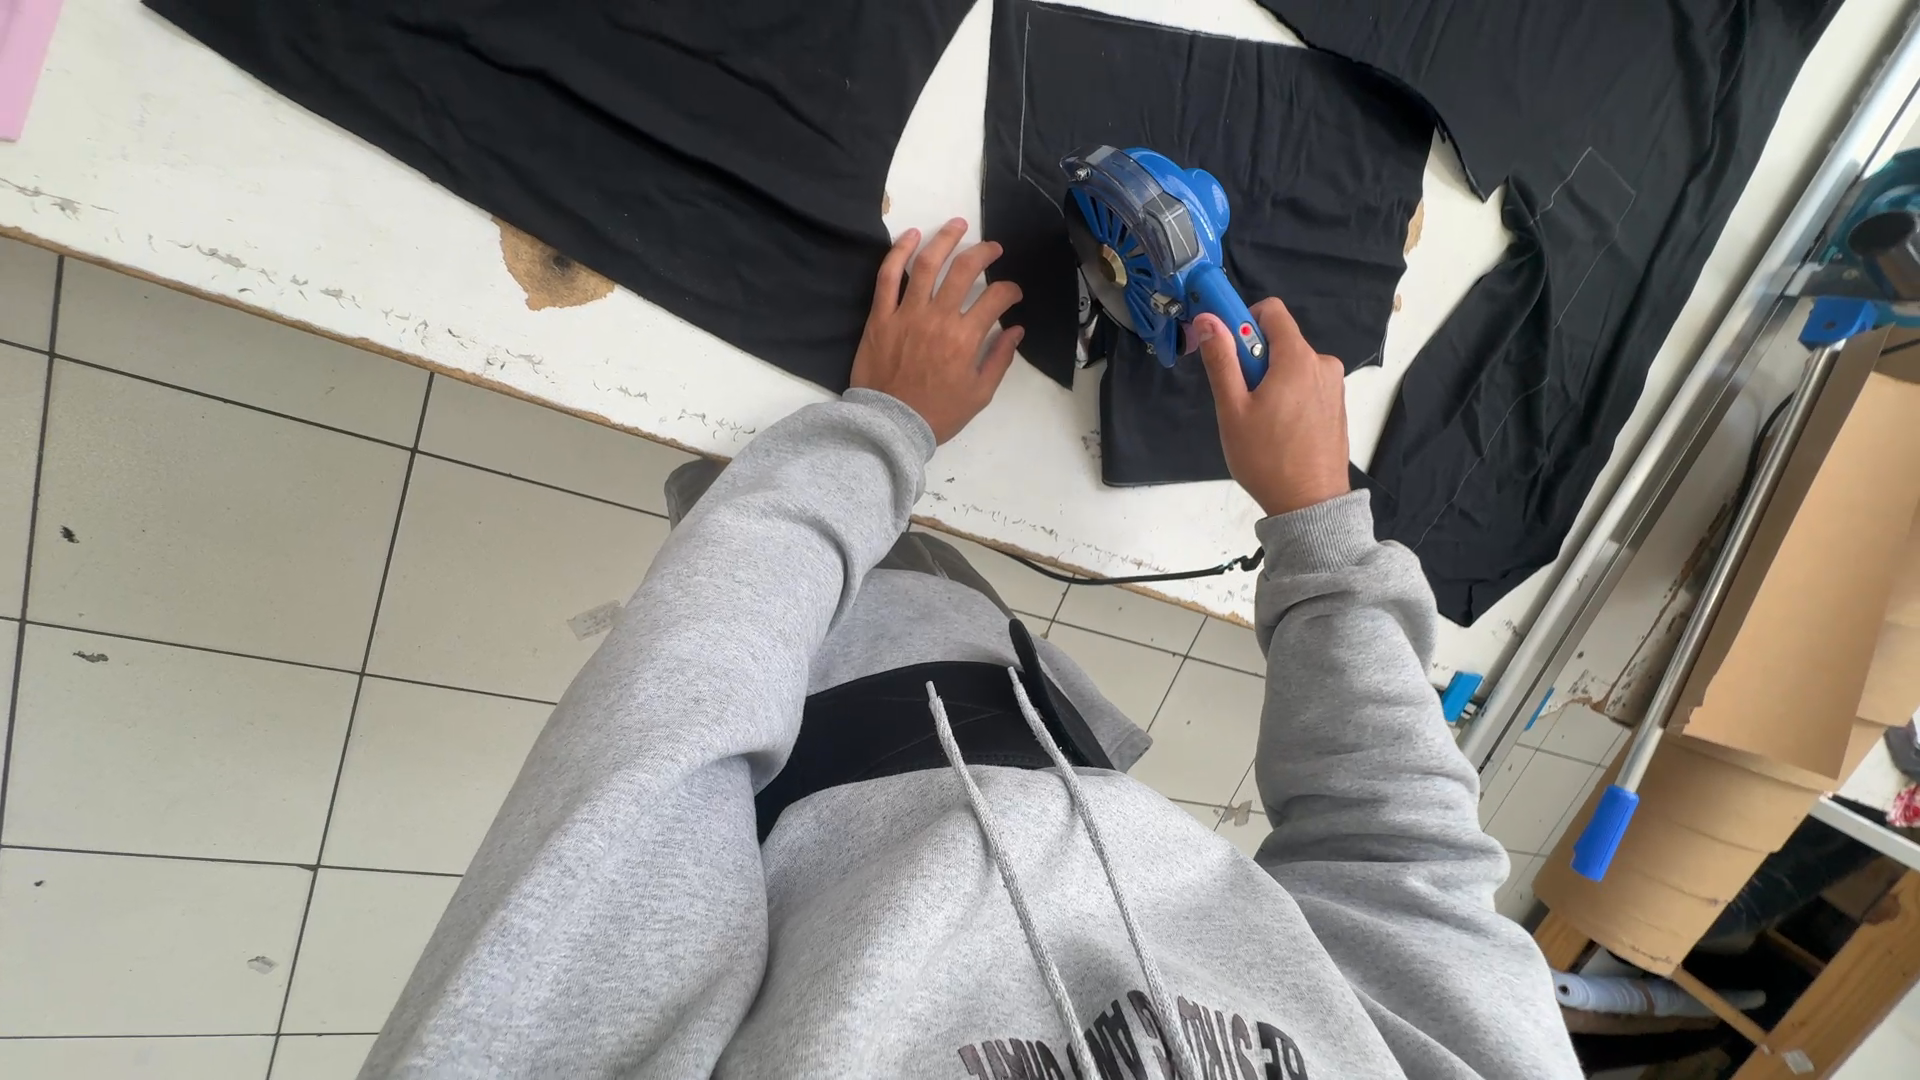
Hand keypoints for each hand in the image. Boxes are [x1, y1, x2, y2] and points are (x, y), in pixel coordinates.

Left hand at [850, 219, 1023, 443]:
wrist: (890, 427)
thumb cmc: (937, 415)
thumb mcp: (979, 394)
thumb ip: (1000, 359)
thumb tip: (1016, 331)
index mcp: (965, 338)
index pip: (996, 298)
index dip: (1010, 291)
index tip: (1012, 294)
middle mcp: (937, 318)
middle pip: (964, 270)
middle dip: (984, 252)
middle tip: (992, 247)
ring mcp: (906, 314)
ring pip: (926, 264)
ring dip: (944, 239)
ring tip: (957, 225)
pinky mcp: (880, 317)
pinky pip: (887, 277)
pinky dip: (898, 252)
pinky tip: (911, 235)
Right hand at [1194, 298, 1349, 516]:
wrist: (1309, 503)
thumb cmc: (1265, 457)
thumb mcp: (1232, 409)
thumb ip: (1221, 361)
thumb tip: (1207, 320)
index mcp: (1297, 358)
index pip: (1270, 311)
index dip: (1241, 320)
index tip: (1224, 347)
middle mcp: (1322, 363)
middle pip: (1279, 342)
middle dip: (1254, 361)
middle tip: (1238, 401)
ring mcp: (1333, 386)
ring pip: (1291, 367)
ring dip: (1270, 382)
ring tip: (1258, 422)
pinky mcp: (1336, 406)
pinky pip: (1305, 386)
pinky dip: (1287, 397)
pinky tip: (1278, 431)